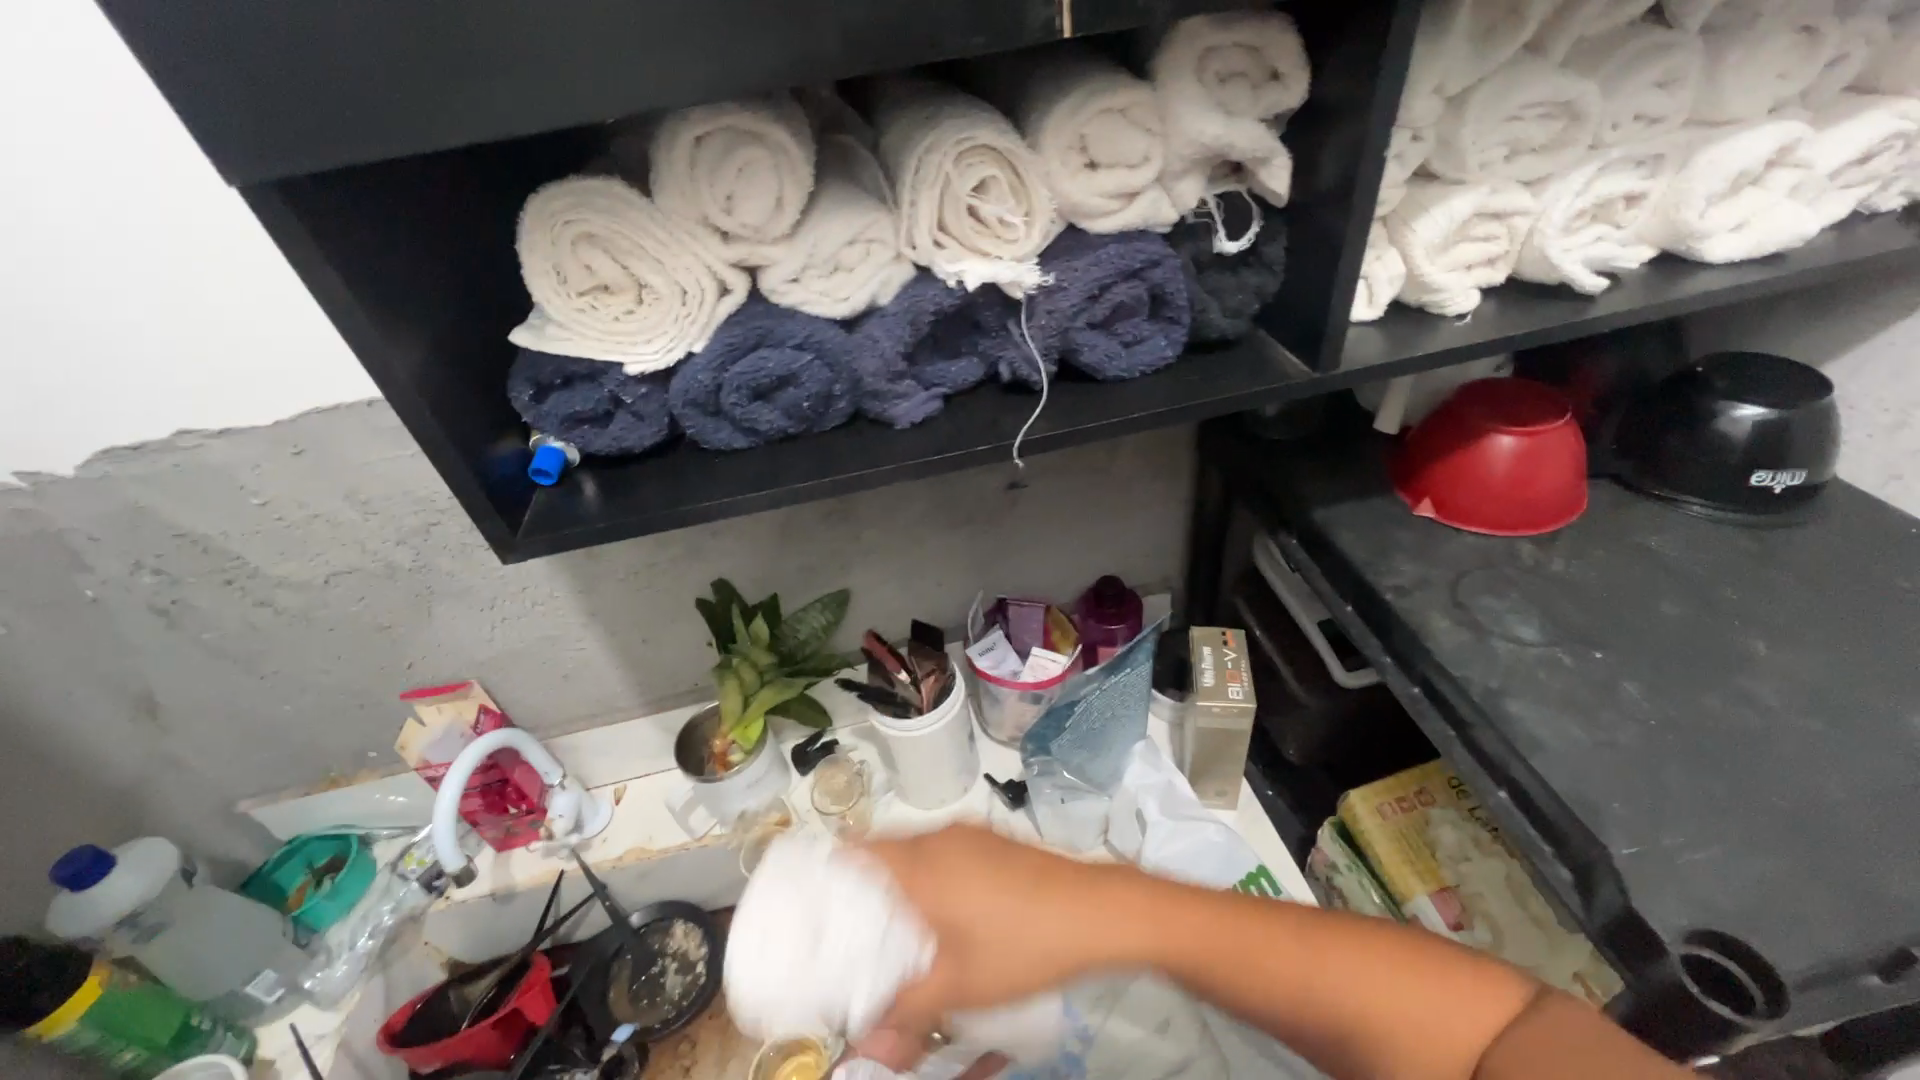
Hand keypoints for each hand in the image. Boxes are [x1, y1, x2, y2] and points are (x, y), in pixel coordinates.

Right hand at [852, 825, 1145, 1069]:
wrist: (1099, 911)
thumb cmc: (1022, 944)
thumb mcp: (960, 987)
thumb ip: (907, 1012)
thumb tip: (866, 1045)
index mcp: (920, 863)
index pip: (856, 850)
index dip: (830, 872)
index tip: (817, 904)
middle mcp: (940, 837)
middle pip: (884, 849)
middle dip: (865, 884)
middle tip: (853, 928)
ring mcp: (971, 835)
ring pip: (918, 849)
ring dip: (902, 879)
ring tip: (896, 926)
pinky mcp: (995, 841)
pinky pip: (945, 851)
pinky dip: (932, 874)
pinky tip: (946, 912)